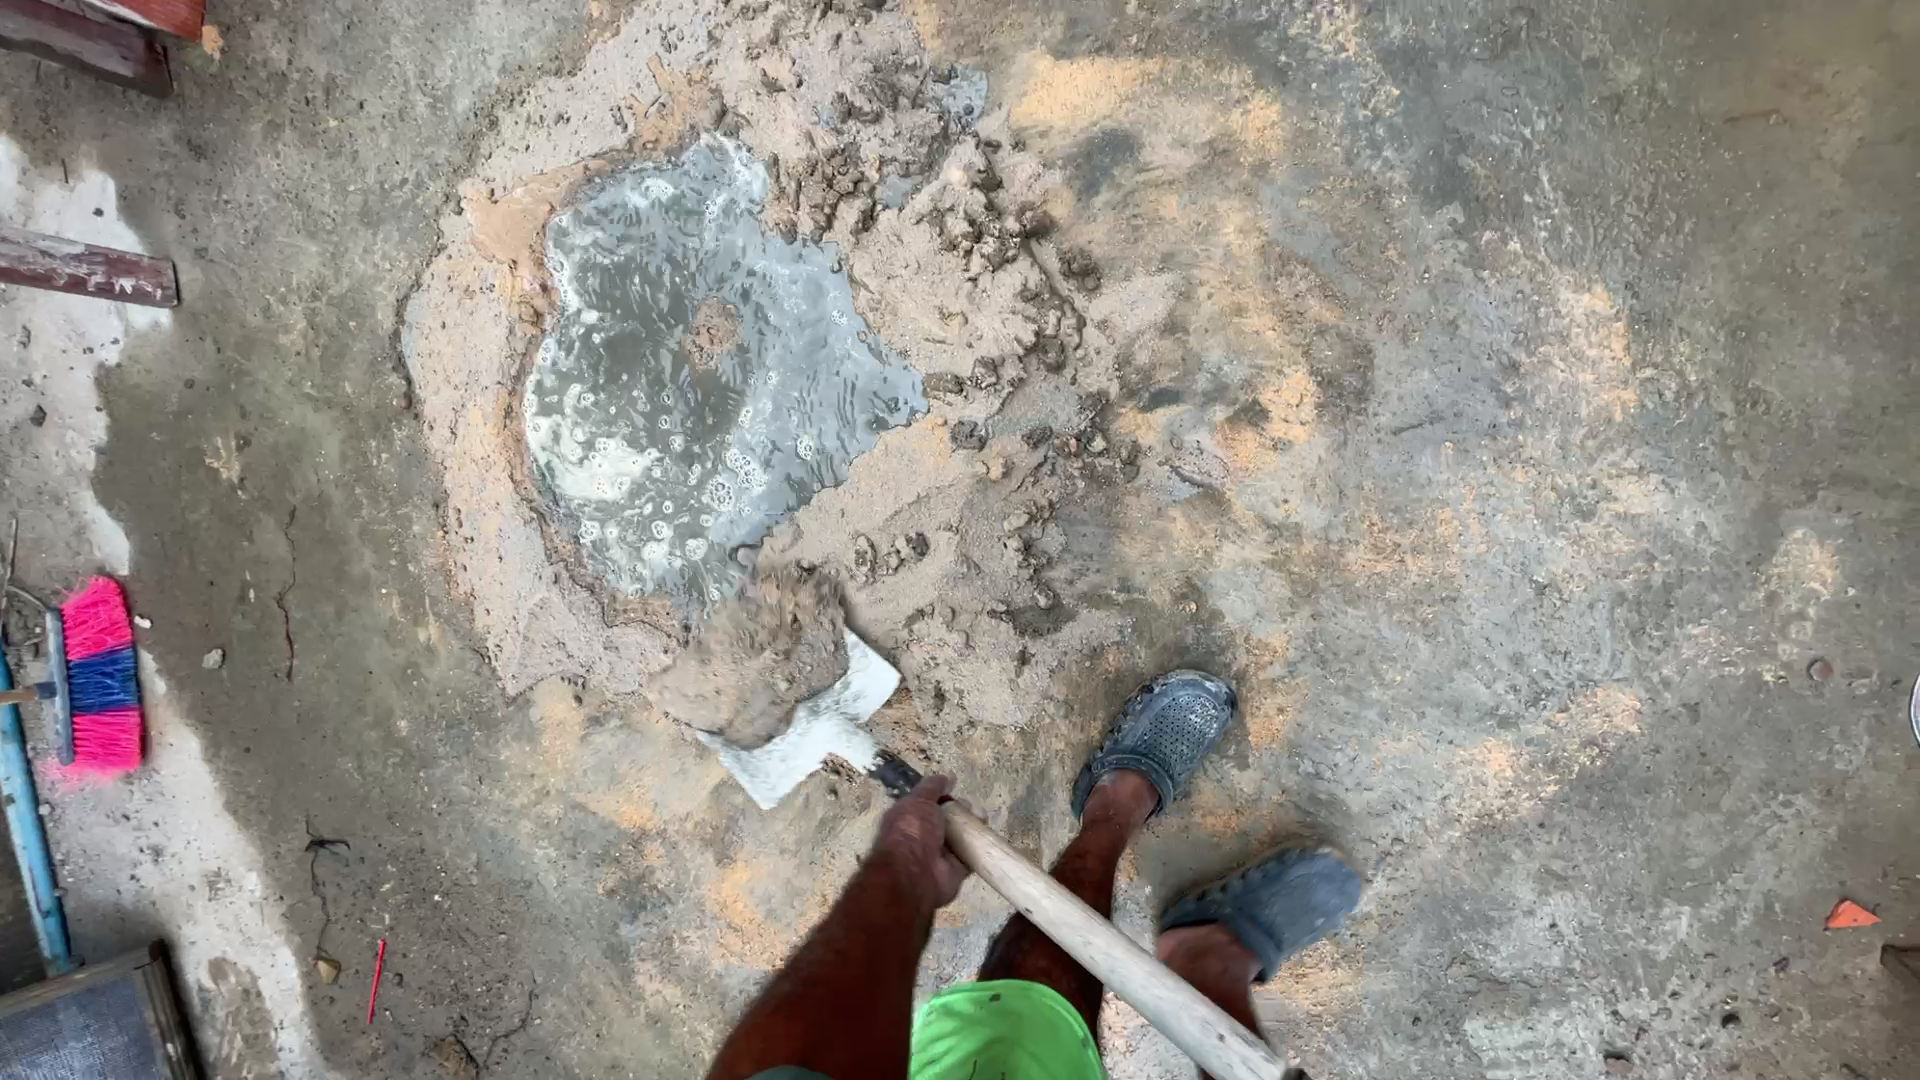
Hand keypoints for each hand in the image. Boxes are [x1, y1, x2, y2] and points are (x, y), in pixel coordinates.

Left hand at [869, 775, 969, 910]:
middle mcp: (922, 836)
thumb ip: (933, 787)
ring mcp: (938, 854)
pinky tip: (985, 834)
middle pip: (946, 819)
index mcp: (908, 818)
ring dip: (971, 826)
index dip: (941, 796)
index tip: (954, 789)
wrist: (915, 873)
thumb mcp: (919, 799)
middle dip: (959, 810)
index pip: (927, 804)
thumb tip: (948, 777)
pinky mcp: (955, 871)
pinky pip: (969, 856)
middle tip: (970, 806)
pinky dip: (978, 846)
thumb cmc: (912, 829)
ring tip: (981, 817)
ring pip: (959, 836)